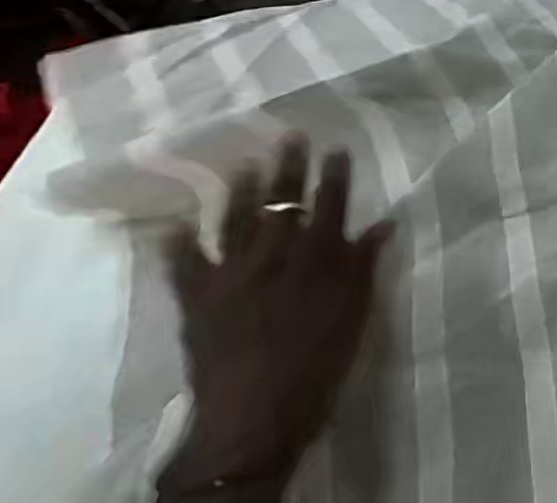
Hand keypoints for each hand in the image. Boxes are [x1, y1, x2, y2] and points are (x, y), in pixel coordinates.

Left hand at [156, 135, 391, 498]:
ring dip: (239, 191)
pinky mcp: (198, 300)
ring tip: (243, 165)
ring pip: (235, 221)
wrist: (253, 421)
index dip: (333, 174)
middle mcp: (274, 255)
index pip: (329, 203)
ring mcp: (232, 274)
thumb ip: (365, 265)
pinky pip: (183, 266)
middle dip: (289, 167)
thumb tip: (384, 223)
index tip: (335, 147)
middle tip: (291, 135)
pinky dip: (176, 248)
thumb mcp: (355, 316)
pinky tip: (172, 228)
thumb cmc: (317, 367)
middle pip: (283, 201)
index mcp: (316, 259)